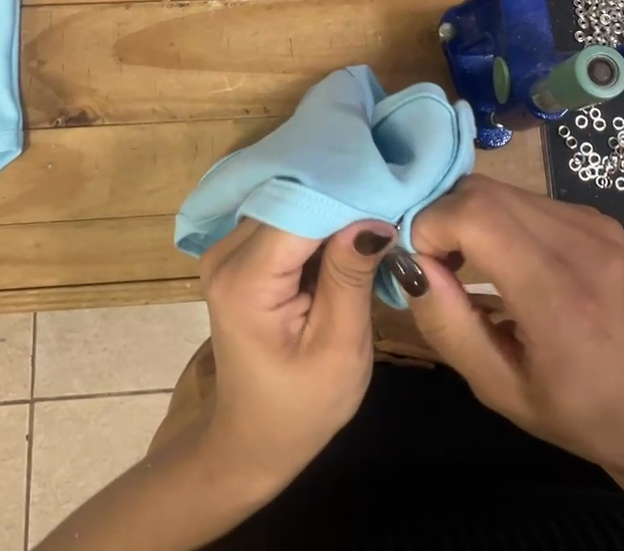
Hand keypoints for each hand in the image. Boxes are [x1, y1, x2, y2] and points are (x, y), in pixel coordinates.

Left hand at [194, 217, 394, 490]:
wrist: (254, 438)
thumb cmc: (301, 407)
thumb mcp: (339, 349)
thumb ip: (350, 277)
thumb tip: (375, 216)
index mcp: (244, 281)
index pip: (301, 209)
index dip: (349, 195)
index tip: (397, 186)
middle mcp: (225, 253)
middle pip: (292, 199)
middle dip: (344, 194)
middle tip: (398, 194)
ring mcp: (227, 250)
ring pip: (290, 201)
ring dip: (334, 203)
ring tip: (382, 204)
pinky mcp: (239, 253)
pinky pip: (284, 216)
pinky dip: (320, 218)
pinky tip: (353, 223)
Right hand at [398, 176, 623, 478]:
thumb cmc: (578, 412)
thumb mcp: (498, 387)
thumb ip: (447, 323)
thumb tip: (411, 266)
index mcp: (556, 292)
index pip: (473, 214)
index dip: (430, 229)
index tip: (424, 271)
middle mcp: (578, 242)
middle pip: (481, 191)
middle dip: (443, 220)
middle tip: (437, 268)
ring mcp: (593, 224)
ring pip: (500, 189)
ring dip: (468, 218)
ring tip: (466, 266)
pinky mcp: (598, 219)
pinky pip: (526, 200)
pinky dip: (497, 219)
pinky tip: (502, 260)